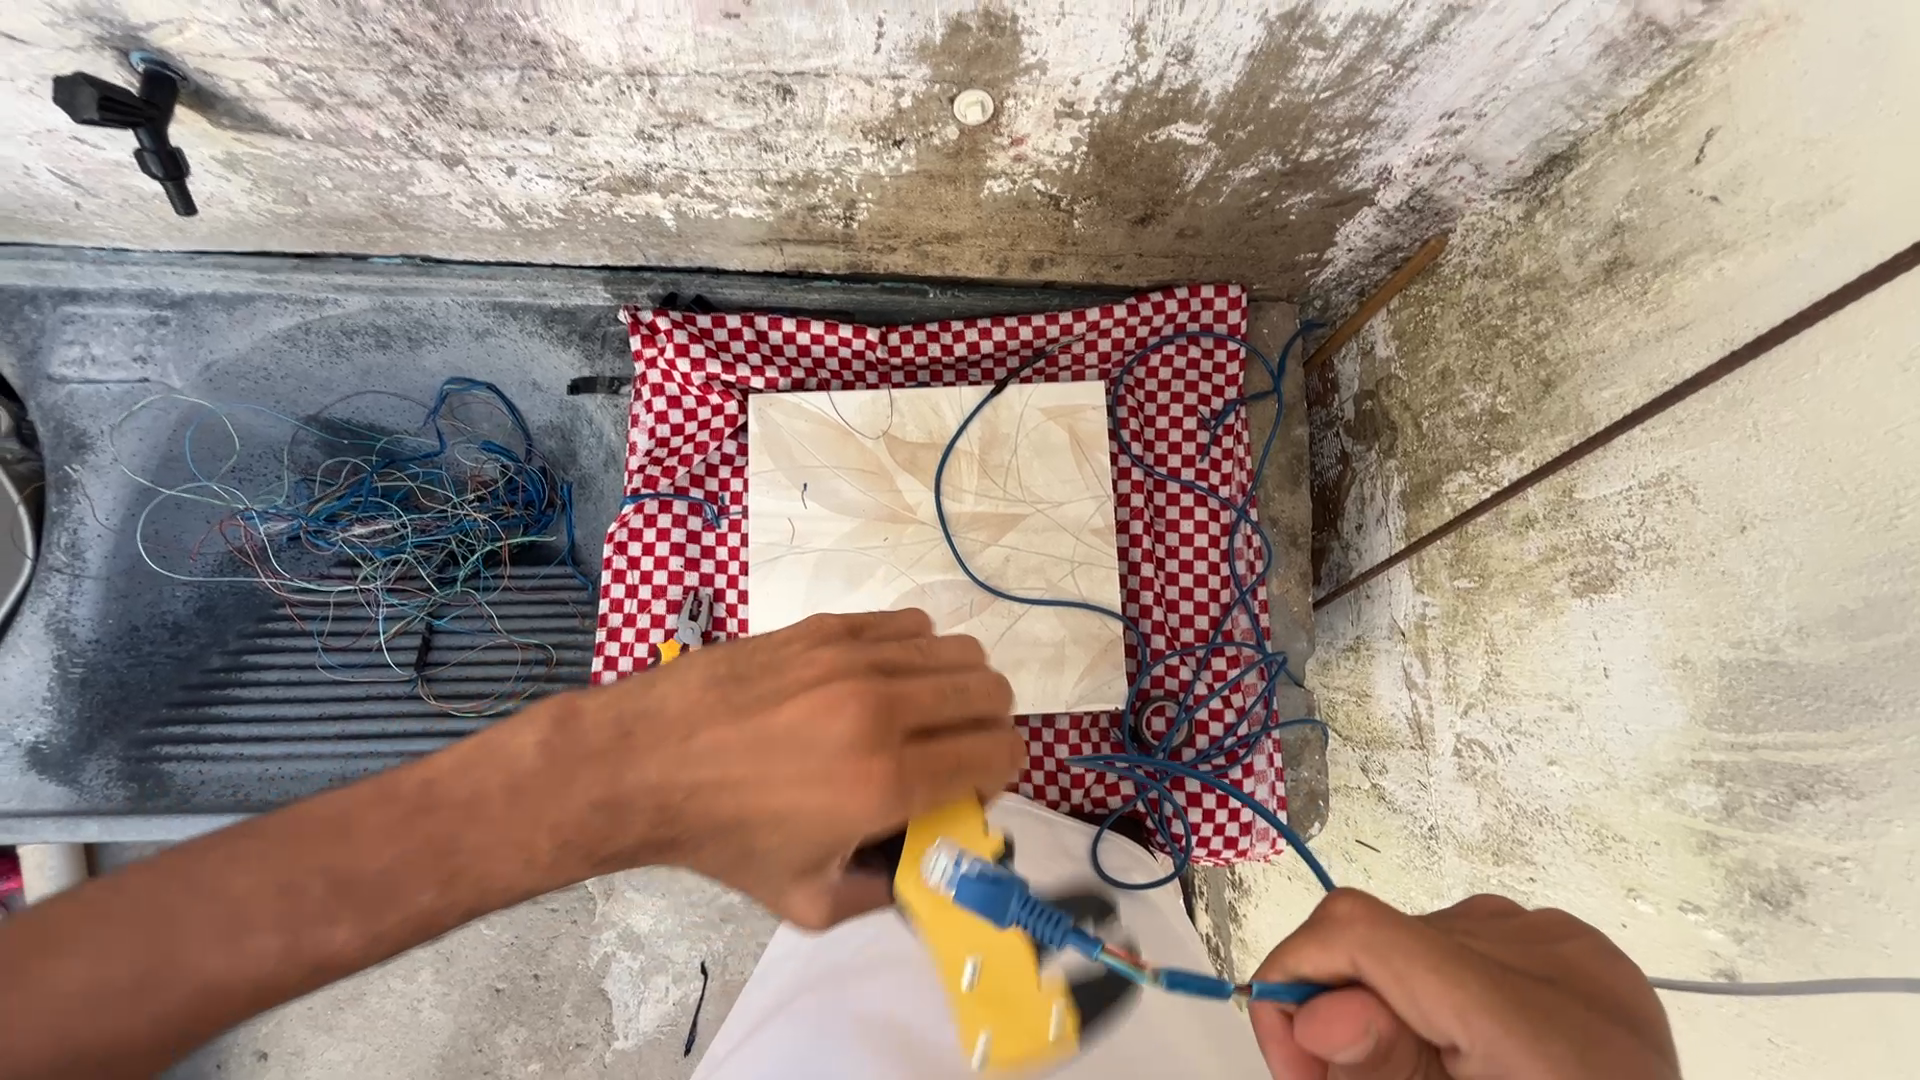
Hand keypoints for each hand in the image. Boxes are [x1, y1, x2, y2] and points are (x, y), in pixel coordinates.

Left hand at [496, 608, 1023, 927]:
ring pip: (960, 651)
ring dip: (960, 685)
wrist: (646, 760)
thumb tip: (936, 864)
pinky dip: (918, 652)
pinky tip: (886, 676)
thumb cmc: (726, 837)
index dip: (1005, 770)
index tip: (979, 782)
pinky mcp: (829, 626)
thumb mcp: (807, 902)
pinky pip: (910, 624)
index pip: (999, 753)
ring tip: (926, 709)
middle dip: (991, 725)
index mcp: (886, 781)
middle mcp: (884, 708)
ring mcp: (855, 657)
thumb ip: (887, 893)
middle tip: (957, 747)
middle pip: (992, 693)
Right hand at [1248, 889, 1679, 1079]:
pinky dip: (1435, 986)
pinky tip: (1470, 1042)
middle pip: (1378, 936)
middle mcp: (1544, 952)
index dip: (1291, 976)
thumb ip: (1384, 1070)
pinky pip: (1462, 941)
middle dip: (1338, 1004)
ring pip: (1413, 938)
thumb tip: (1309, 1014)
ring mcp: (1563, 941)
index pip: (1357, 930)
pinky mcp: (1573, 944)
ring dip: (1387, 994)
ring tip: (1429, 1067)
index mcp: (1528, 1018)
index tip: (1291, 1066)